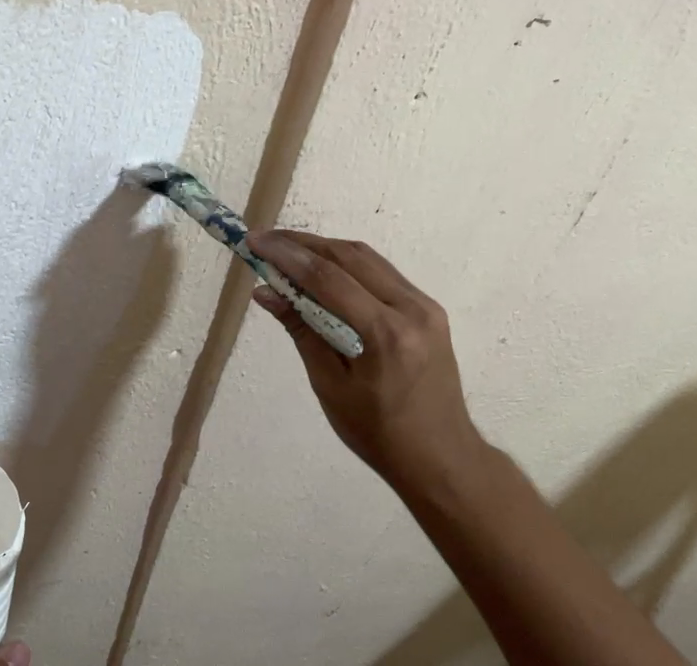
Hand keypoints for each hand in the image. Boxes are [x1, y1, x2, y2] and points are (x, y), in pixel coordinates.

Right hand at [246, 231, 487, 487]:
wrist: (441, 458)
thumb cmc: (378, 433)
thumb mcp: (329, 385)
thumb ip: (301, 330)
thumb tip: (264, 291)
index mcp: (386, 335)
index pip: (328, 278)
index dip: (287, 255)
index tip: (254, 241)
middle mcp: (412, 310)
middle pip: (349, 257)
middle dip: (303, 244)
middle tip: (265, 240)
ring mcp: (426, 307)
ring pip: (367, 259)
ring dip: (324, 249)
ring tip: (286, 249)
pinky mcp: (428, 310)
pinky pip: (381, 273)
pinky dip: (346, 264)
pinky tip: (321, 269)